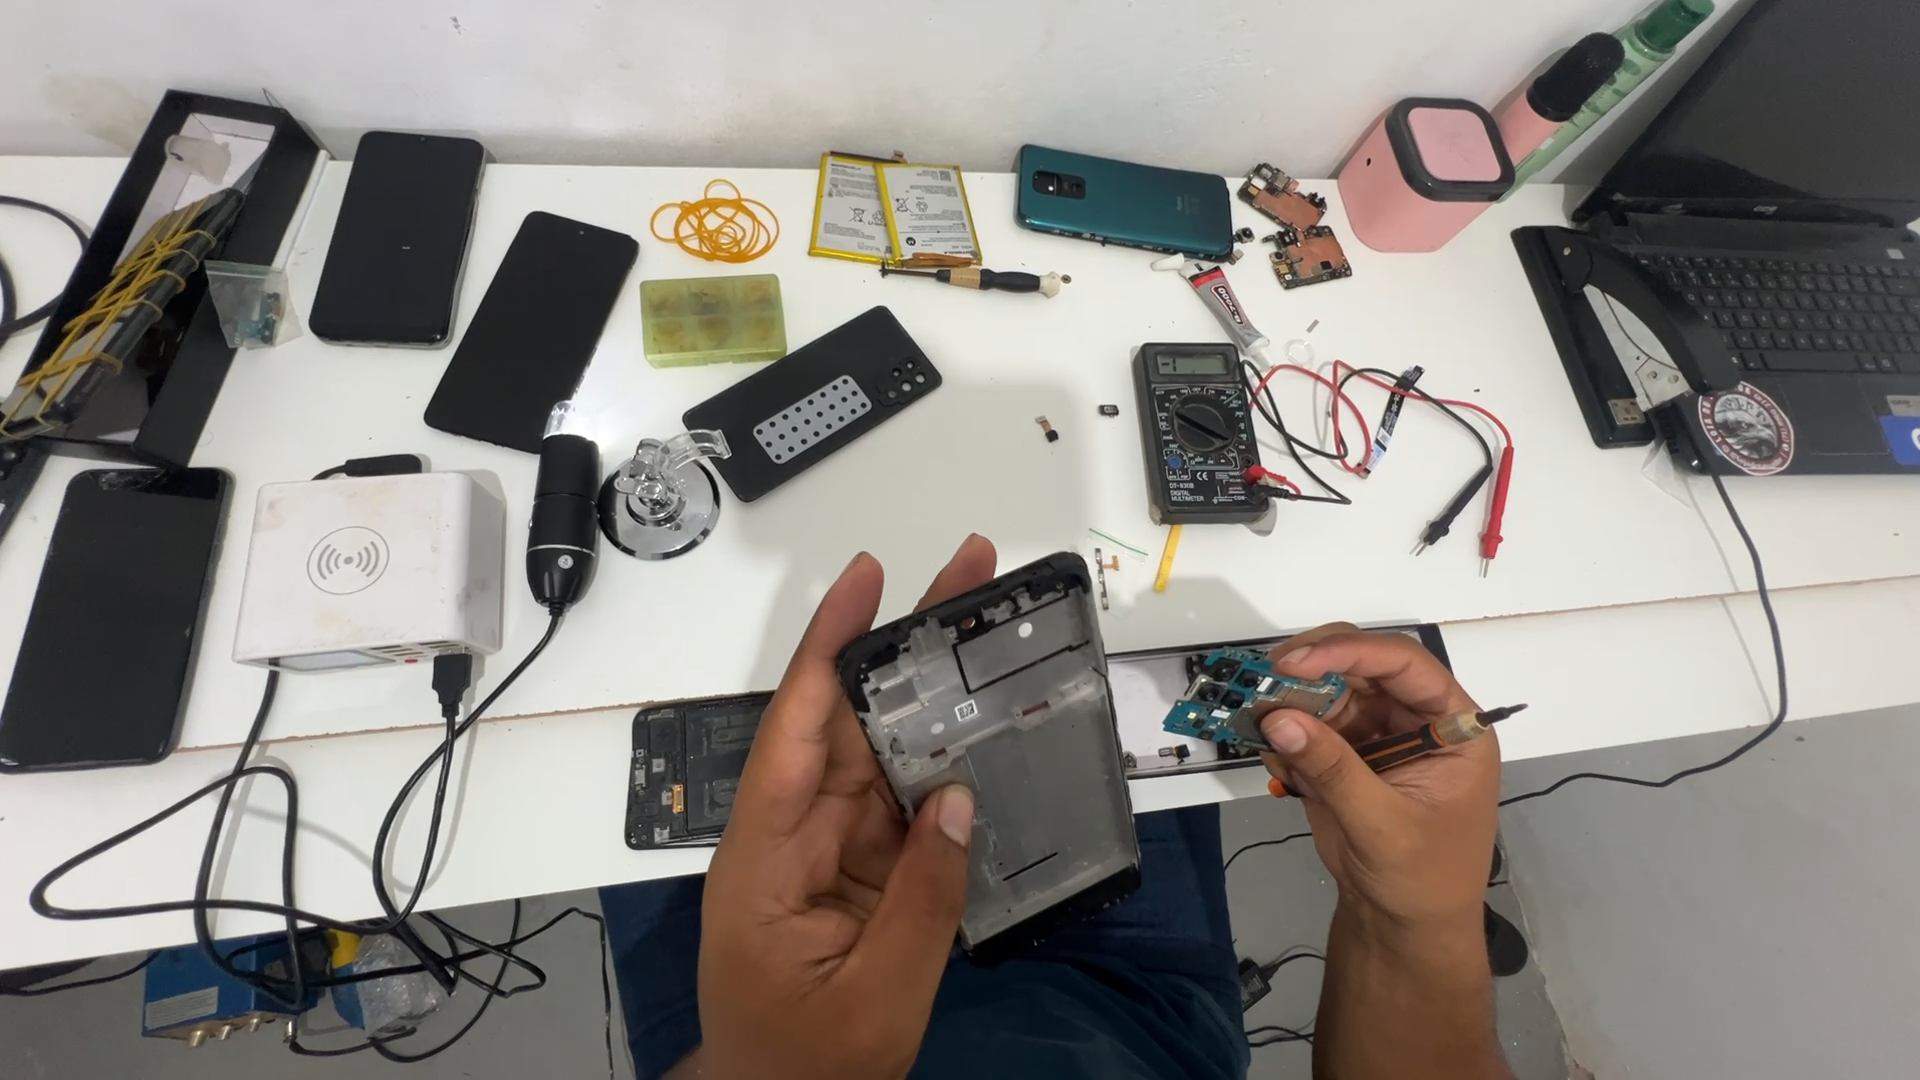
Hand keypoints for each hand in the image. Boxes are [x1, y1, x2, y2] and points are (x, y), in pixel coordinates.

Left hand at [684, 536, 997, 1079]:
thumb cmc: (805, 1066)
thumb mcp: (873, 999)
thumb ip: (920, 899)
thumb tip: (958, 798)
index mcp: (767, 854)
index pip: (796, 728)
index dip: (830, 644)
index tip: (867, 578)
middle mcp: (795, 824)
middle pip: (850, 713)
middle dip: (904, 639)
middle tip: (964, 571)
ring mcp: (832, 834)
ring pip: (882, 740)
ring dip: (929, 686)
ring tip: (981, 628)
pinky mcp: (863, 851)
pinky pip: (904, 788)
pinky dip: (942, 752)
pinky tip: (981, 718)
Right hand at [1256, 624, 1498, 931]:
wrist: (1401, 922)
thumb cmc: (1421, 877)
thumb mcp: (1383, 825)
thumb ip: (1333, 769)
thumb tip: (1276, 717)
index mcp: (1450, 726)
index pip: (1404, 664)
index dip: (1350, 651)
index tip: (1295, 662)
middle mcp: (1411, 716)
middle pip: (1359, 661)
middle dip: (1311, 663)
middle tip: (1264, 675)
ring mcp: (1372, 729)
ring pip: (1324, 684)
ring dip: (1286, 692)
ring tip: (1254, 710)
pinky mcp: (1338, 746)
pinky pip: (1303, 717)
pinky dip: (1279, 725)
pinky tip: (1270, 751)